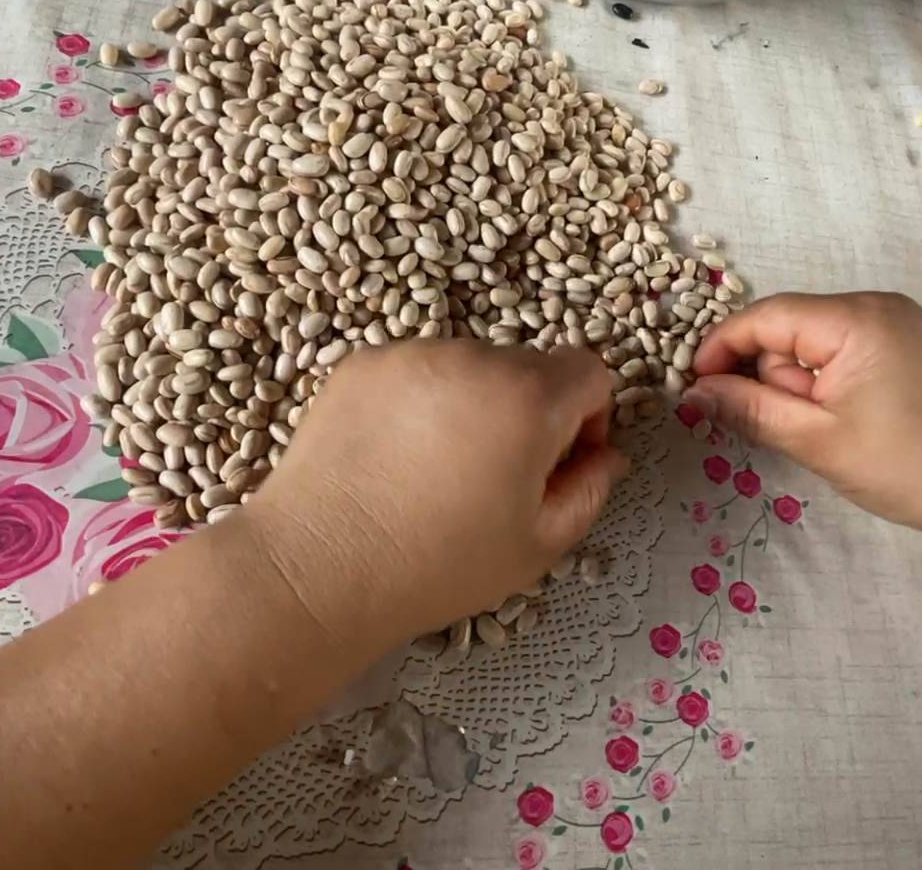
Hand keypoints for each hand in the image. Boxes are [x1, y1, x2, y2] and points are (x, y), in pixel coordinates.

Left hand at [244, 340, 626, 643]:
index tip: (558, 461)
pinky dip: (424, 399)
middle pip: (530, 367)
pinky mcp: (365, 361)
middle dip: (531, 411)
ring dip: (476, 401)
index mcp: (528, 398)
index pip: (589, 371)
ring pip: (473, 365)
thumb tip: (605, 457)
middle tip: (495, 472)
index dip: (588, 417)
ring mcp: (413, 353)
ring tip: (437, 465)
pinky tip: (396, 453)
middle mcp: (474, 357)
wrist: (316, 569)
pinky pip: (420, 368)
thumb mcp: (537, 544)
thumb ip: (589, 490)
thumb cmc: (437, 566)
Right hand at [686, 292, 921, 554]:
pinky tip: (851, 423)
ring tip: (834, 433)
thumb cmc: (912, 468)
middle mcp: (877, 305)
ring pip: (815, 345)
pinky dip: (829, 386)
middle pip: (789, 329)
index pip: (764, 316)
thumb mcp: (817, 441)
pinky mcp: (913, 347)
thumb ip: (748, 409)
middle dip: (773, 376)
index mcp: (855, 318)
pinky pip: (845, 354)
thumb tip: (692, 392)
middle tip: (796, 428)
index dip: (721, 347)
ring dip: (803, 386)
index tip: (693, 386)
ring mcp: (900, 324)